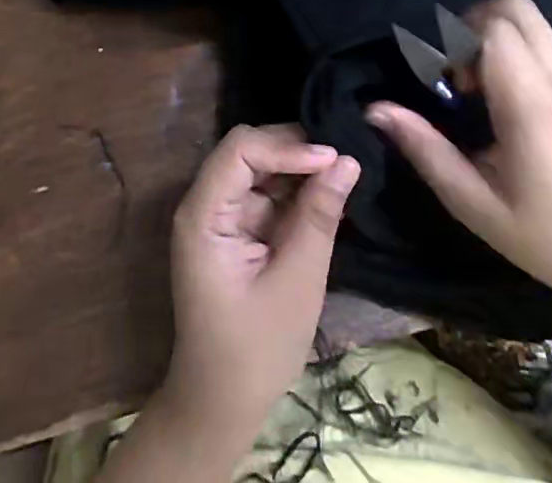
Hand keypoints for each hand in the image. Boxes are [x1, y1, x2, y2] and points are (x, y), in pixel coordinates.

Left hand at [164, 124, 359, 429]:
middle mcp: (205, 205)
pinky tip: (328, 195)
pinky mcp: (237, 229)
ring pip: (261, 168)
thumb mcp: (297, 282)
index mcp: (203, 215)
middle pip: (248, 152)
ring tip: (344, 173)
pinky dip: (297, 192)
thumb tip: (347, 160)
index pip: (240, 150)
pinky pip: (267, 194)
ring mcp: (220, 216)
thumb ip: (319, 217)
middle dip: (296, 151)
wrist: (221, 404)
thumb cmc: (256, 350)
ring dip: (300, 170)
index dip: (287, 146)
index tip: (333, 159)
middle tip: (345, 161)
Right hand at [366, 0, 551, 317]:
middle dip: (475, 23)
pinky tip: (510, 107)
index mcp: (532, 106)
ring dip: (498, 38)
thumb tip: (375, 109)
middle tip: (458, 72)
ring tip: (481, 92)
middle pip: (518, 8)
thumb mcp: (472, 202)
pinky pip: (550, 49)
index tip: (447, 83)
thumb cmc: (543, 238)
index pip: (494, 29)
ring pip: (537, 25)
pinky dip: (520, 54)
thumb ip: (424, 148)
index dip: (457, 41)